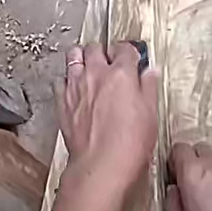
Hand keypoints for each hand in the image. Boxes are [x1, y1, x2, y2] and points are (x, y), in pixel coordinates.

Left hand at [60, 43, 157, 198]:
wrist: (101, 163)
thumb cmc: (129, 143)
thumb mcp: (150, 113)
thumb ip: (148, 87)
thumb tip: (149, 72)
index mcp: (120, 74)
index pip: (124, 49)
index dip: (129, 52)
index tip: (132, 58)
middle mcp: (95, 74)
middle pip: (95, 47)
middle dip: (104, 51)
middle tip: (110, 62)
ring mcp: (75, 85)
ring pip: (74, 56)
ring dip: (82, 58)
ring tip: (90, 67)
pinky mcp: (62, 99)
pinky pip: (61, 79)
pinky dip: (67, 79)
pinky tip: (75, 87)